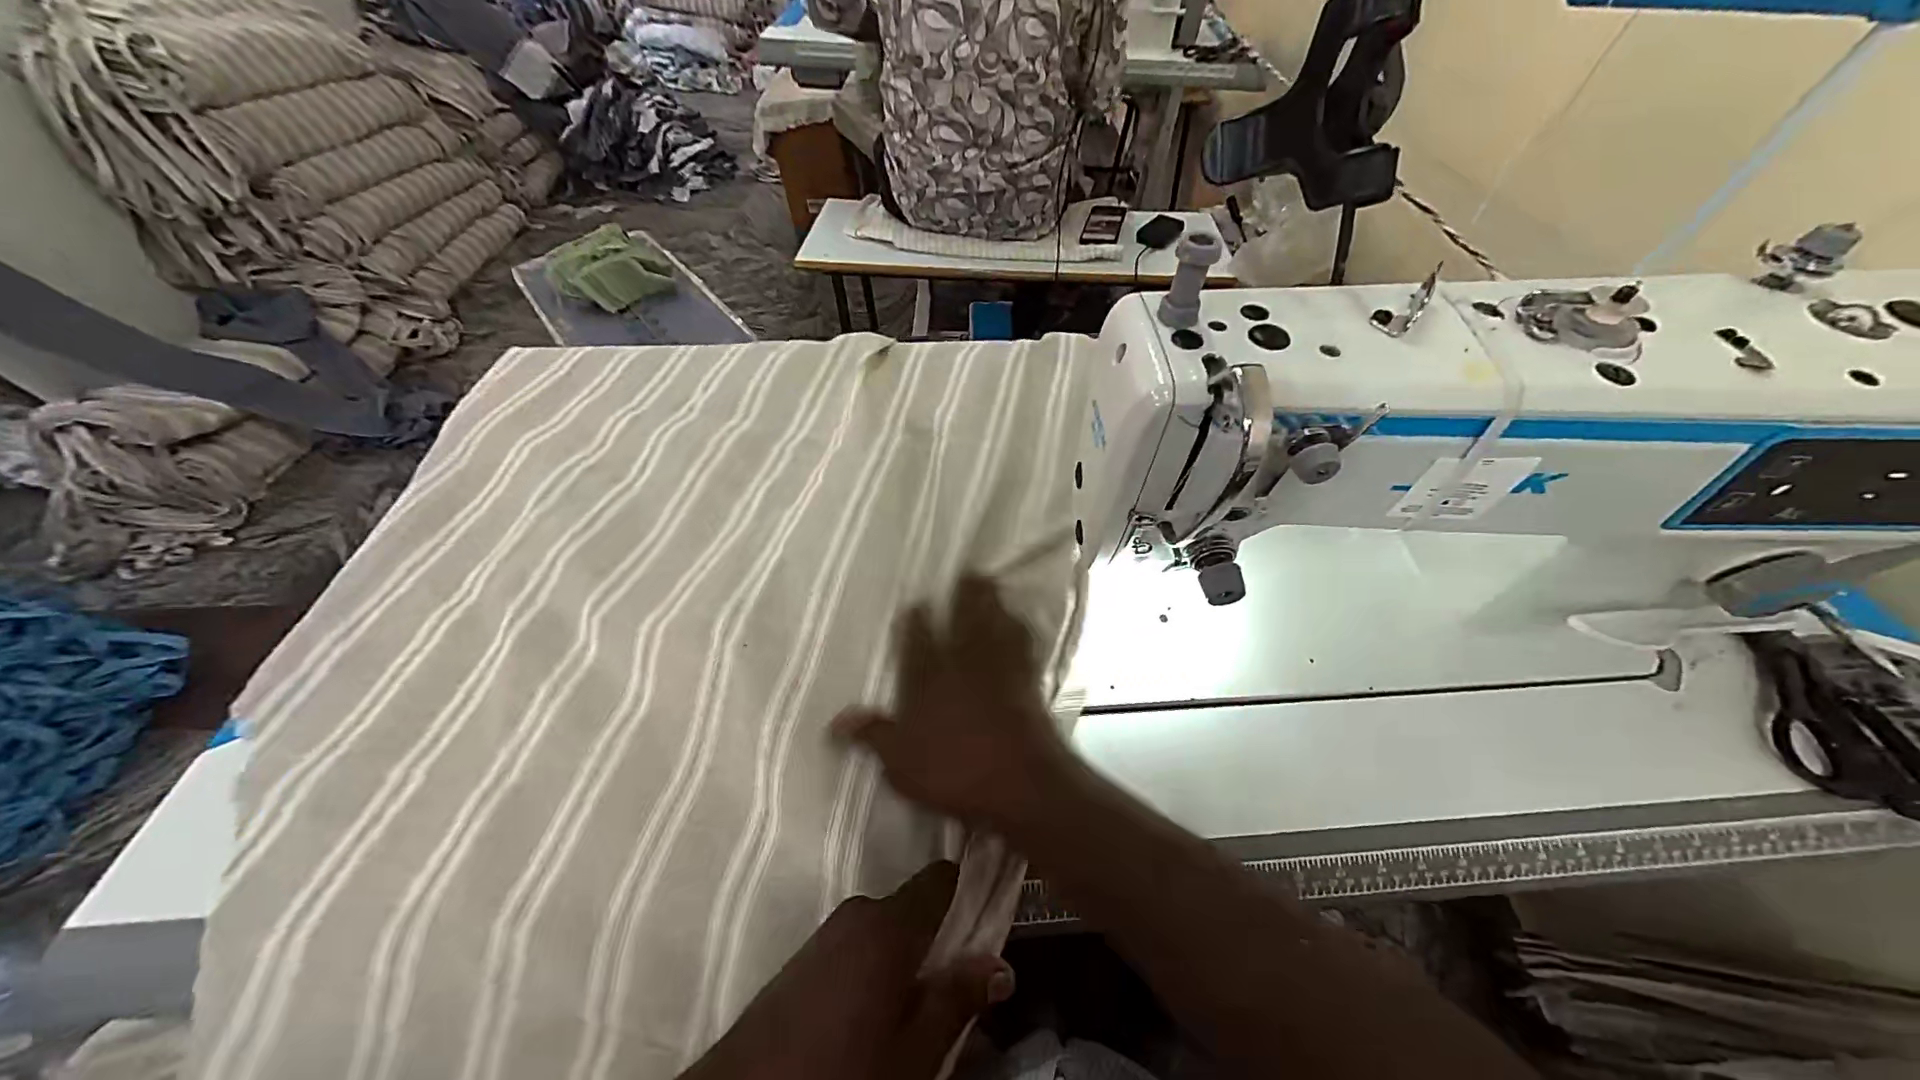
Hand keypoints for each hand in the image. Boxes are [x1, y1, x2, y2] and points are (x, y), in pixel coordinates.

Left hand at [680, 861, 1012, 1079]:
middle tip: (965, 989)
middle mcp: (859, 913)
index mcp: (889, 925)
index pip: (943, 878)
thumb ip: (957, 1000)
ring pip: (888, 933)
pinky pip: (858, 949)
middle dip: (945, 942)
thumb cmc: (842, 1072)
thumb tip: (1000, 965)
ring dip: (911, 961)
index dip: (974, 891)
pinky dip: (879, 971)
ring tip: (924, 1013)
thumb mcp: (913, 1052)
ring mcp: (828, 933)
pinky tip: (880, 1016)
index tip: (995, 918)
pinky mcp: (804, 958)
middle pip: (917, 910)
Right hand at [835, 575, 1074, 830]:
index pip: (919, 639)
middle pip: (965, 619)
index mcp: (929, 678)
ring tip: (991, 586)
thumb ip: (873, 735)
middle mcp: (965, 664)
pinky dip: (1021, 632)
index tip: (915, 602)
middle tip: (966, 570)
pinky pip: (1024, 647)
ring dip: (994, 604)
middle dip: (964, 594)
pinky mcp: (1029, 683)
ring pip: (996, 625)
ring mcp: (1001, 670)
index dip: (916, 619)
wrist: (1022, 782)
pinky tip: (1021, 625)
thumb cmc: (955, 772)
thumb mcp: (901, 763)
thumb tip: (836, 721)